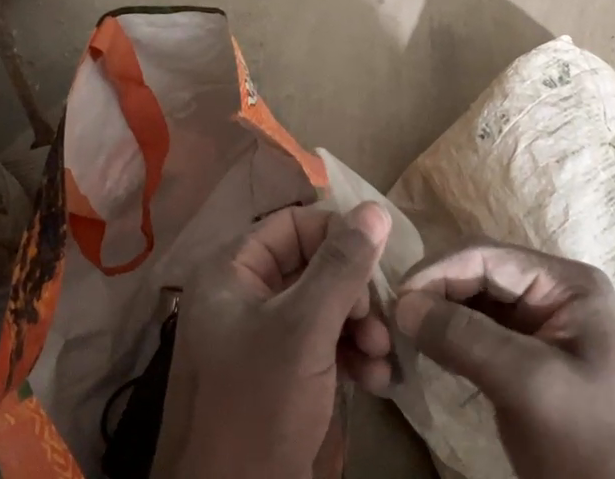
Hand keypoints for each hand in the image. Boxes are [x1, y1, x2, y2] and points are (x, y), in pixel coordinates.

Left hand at [155, 203, 393, 478]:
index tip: (376, 264)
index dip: (337, 237)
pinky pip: (321, 347)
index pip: (293, 225)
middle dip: (355, 293)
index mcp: (231, 273)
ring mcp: (260, 341)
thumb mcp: (304, 330)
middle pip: (313, 267)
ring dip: (361, 328)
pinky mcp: (278, 379)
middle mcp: (242, 298)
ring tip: (383, 357)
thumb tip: (375, 208)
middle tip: (379, 324)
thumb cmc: (257, 406)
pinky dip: (352, 357)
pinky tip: (378, 380)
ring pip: (323, 309)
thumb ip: (341, 267)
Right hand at [395, 244, 614, 478]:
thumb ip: (467, 338)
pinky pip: (479, 336)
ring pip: (474, 306)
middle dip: (434, 294)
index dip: (436, 272)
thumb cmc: (592, 444)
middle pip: (477, 276)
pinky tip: (423, 357)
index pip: (486, 255)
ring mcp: (542, 329)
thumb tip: (403, 304)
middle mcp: (554, 294)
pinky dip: (449, 343)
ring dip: (437, 318)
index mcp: (567, 284)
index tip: (393, 304)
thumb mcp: (530, 385)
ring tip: (398, 340)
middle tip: (389, 325)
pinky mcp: (528, 363)